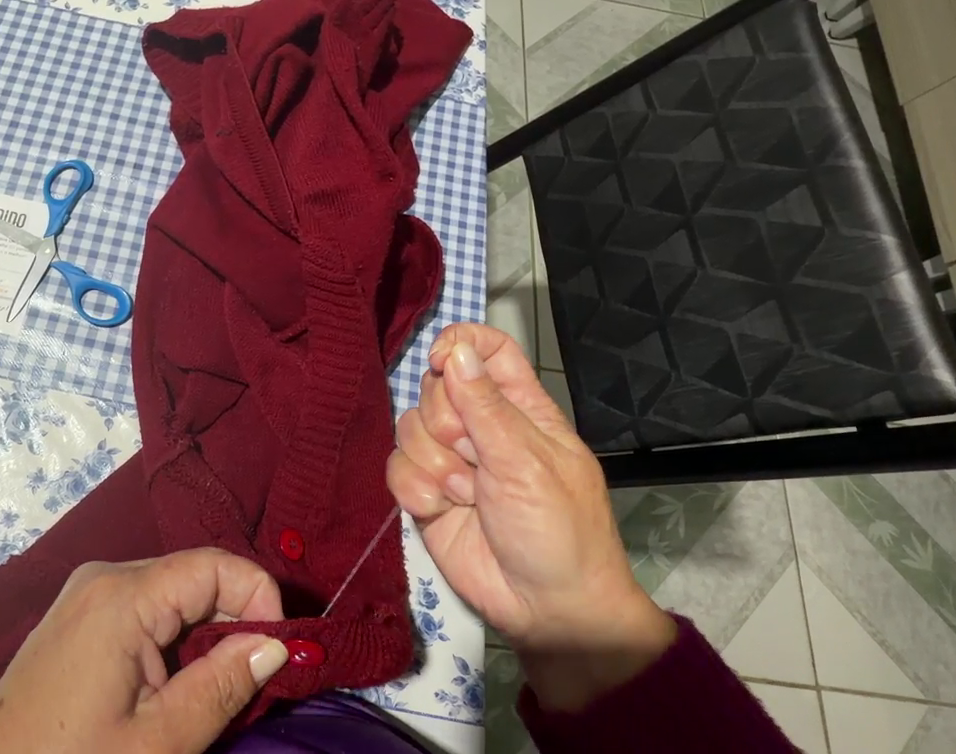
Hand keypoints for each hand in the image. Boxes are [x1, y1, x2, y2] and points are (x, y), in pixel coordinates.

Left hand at [0, 549, 290, 753]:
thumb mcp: (156, 742)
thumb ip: (223, 686)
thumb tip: (278, 644)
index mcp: (123, 594)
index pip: (217, 565)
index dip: (260, 600)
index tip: (277, 655)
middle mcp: (105, 576)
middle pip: (196, 577)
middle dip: (235, 622)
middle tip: (252, 683)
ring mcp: (88, 591)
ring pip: (174, 593)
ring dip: (206, 635)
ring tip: (215, 691)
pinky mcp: (80, 612)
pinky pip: (146, 607)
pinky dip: (175, 638)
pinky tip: (177, 685)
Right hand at [384, 323, 675, 709]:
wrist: (546, 611)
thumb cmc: (559, 530)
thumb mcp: (528, 462)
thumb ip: (486, 405)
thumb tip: (455, 349)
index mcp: (519, 407)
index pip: (486, 349)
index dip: (460, 344)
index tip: (441, 361)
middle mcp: (480, 426)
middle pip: (435, 387)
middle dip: (446, 422)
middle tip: (473, 456)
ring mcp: (450, 460)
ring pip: (409, 427)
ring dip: (434, 463)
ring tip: (466, 495)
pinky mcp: (425, 494)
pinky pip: (397, 468)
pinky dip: (414, 489)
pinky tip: (439, 510)